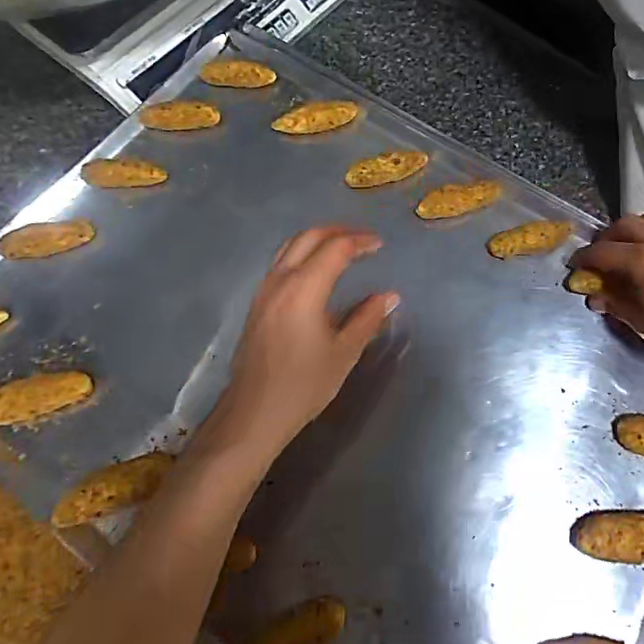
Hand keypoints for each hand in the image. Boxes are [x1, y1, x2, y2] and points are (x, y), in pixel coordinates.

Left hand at [196, 227, 398, 463]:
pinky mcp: (257, 304)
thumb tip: (389, 296)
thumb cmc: (303, 385)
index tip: (380, 245)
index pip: (335, 249)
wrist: (254, 412)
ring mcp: (264, 291)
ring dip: (317, 239)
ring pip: (290, 247)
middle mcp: (280, 281)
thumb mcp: (343, 353)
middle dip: (338, 231)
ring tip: (341, 248)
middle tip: (363, 239)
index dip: (360, 242)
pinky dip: (302, 254)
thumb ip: (367, 319)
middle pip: (308, 238)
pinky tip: (316, 272)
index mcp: (304, 289)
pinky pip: (281, 263)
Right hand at [568, 209, 643, 373]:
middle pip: (626, 225)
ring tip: (632, 244)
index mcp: (643, 261)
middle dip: (607, 237)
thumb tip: (596, 296)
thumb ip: (618, 305)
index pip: (604, 251)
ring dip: (638, 226)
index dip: (585, 258)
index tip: (575, 267)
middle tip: (600, 256)